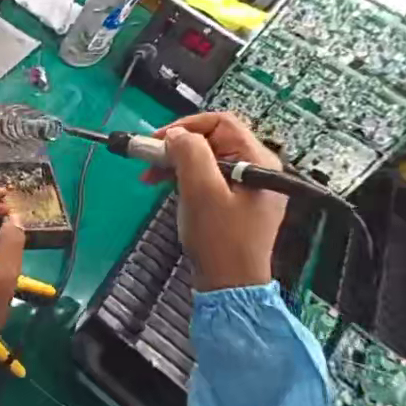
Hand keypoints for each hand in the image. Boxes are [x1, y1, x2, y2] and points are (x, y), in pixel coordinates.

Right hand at [151, 112, 286, 291]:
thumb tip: (176, 135)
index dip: (185, 127)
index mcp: (257, 160)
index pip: (220, 122)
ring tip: (152, 178)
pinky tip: (168, 187)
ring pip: (206, 157)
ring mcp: (248, 184)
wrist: (230, 283)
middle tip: (149, 163)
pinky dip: (184, 177)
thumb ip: (189, 155)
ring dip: (176, 162)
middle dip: (176, 147)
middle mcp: (257, 167)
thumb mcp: (200, 191)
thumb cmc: (218, 238)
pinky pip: (208, 175)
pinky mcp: (236, 199)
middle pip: (212, 139)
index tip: (155, 143)